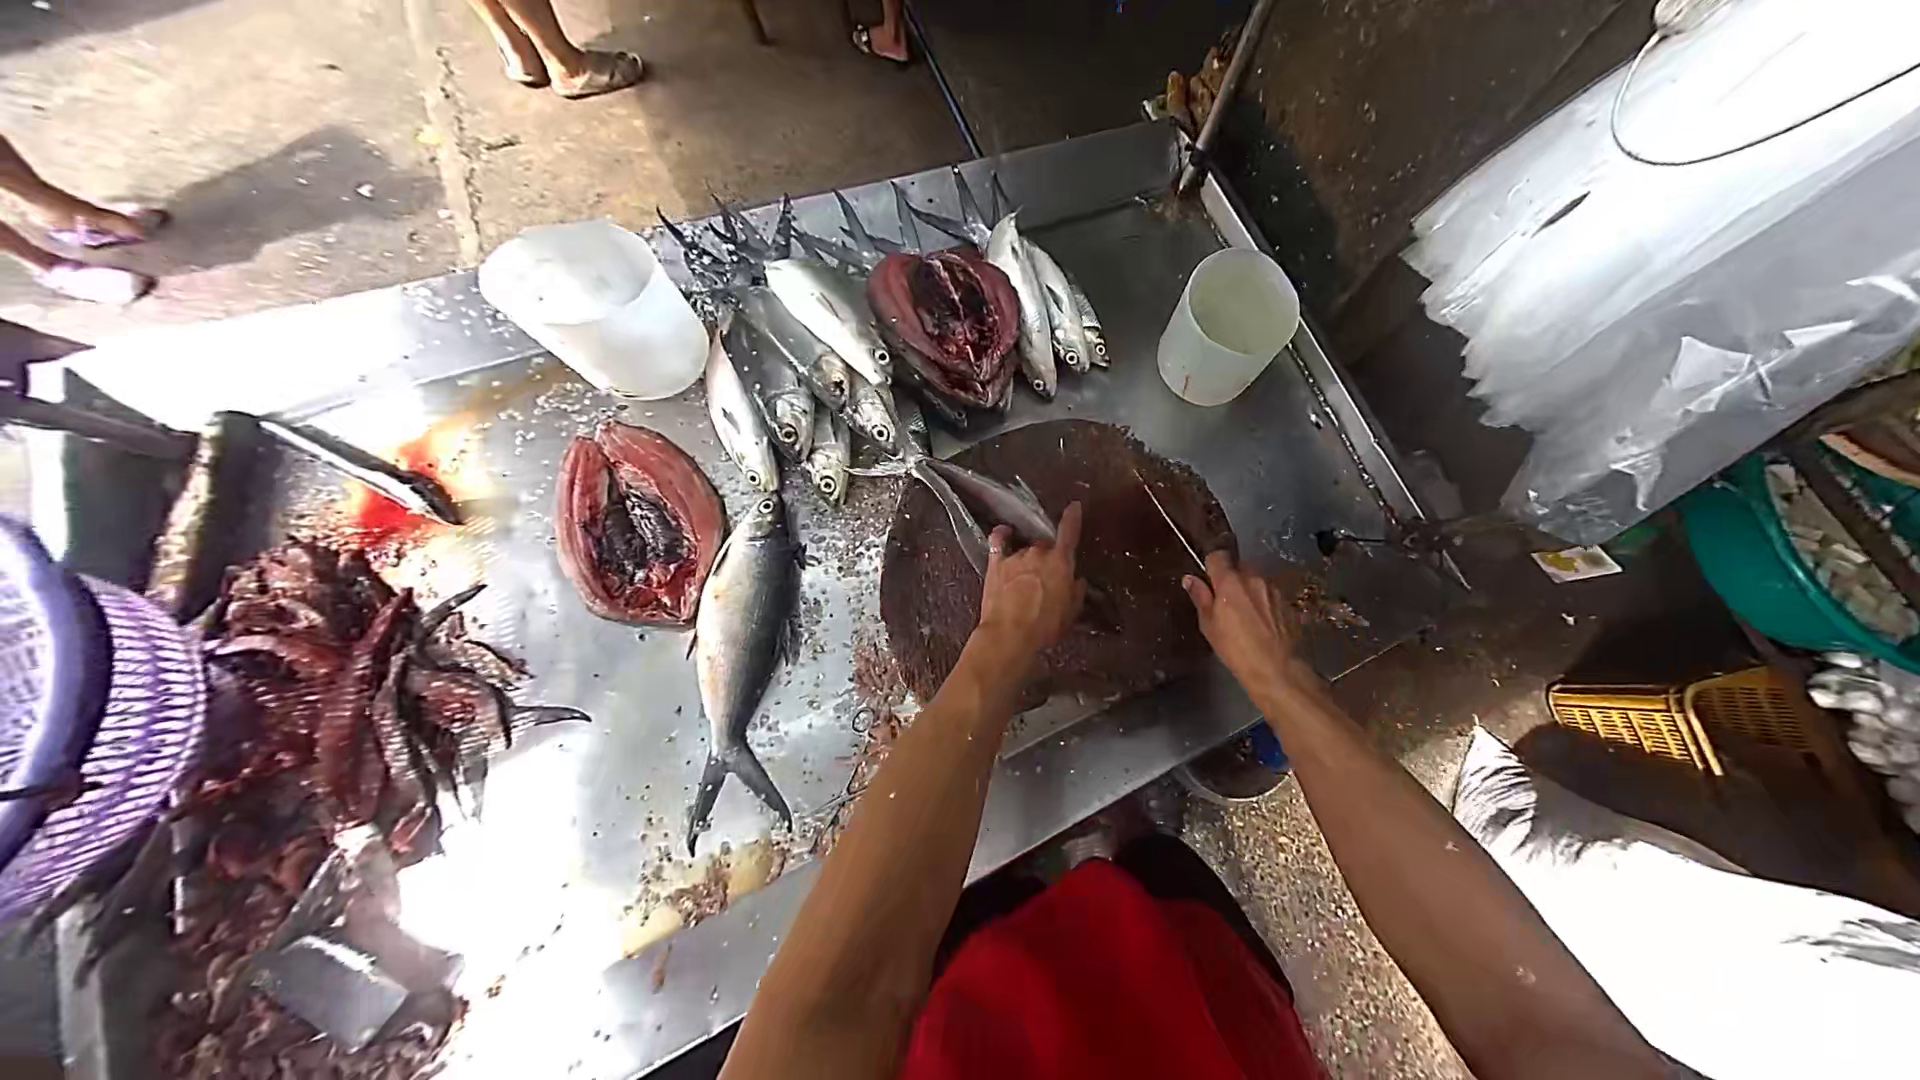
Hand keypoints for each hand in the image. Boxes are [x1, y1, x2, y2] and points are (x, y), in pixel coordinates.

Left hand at [975, 502, 1086, 659]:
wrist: (1009, 634)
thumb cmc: (1044, 627)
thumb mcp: (1070, 614)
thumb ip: (1076, 593)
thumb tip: (1076, 581)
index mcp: (1061, 563)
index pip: (1069, 532)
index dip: (1073, 517)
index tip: (1074, 506)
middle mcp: (1038, 553)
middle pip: (1046, 546)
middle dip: (1048, 558)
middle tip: (1047, 579)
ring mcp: (1015, 557)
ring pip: (1025, 549)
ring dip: (1028, 559)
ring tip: (1026, 579)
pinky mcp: (995, 564)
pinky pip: (998, 541)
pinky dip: (1001, 535)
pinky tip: (1003, 533)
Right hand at [1183, 551, 1321, 703]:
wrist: (1275, 667)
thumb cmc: (1234, 647)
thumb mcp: (1208, 624)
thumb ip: (1200, 597)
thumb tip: (1190, 579)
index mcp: (1230, 581)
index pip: (1218, 556)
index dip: (1211, 565)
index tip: (1209, 578)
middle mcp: (1254, 578)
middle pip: (1238, 567)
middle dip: (1231, 578)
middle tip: (1225, 601)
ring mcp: (1273, 589)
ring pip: (1256, 580)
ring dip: (1249, 590)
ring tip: (1245, 615)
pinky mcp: (1287, 602)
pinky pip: (1270, 594)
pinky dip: (1263, 602)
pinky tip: (1261, 622)